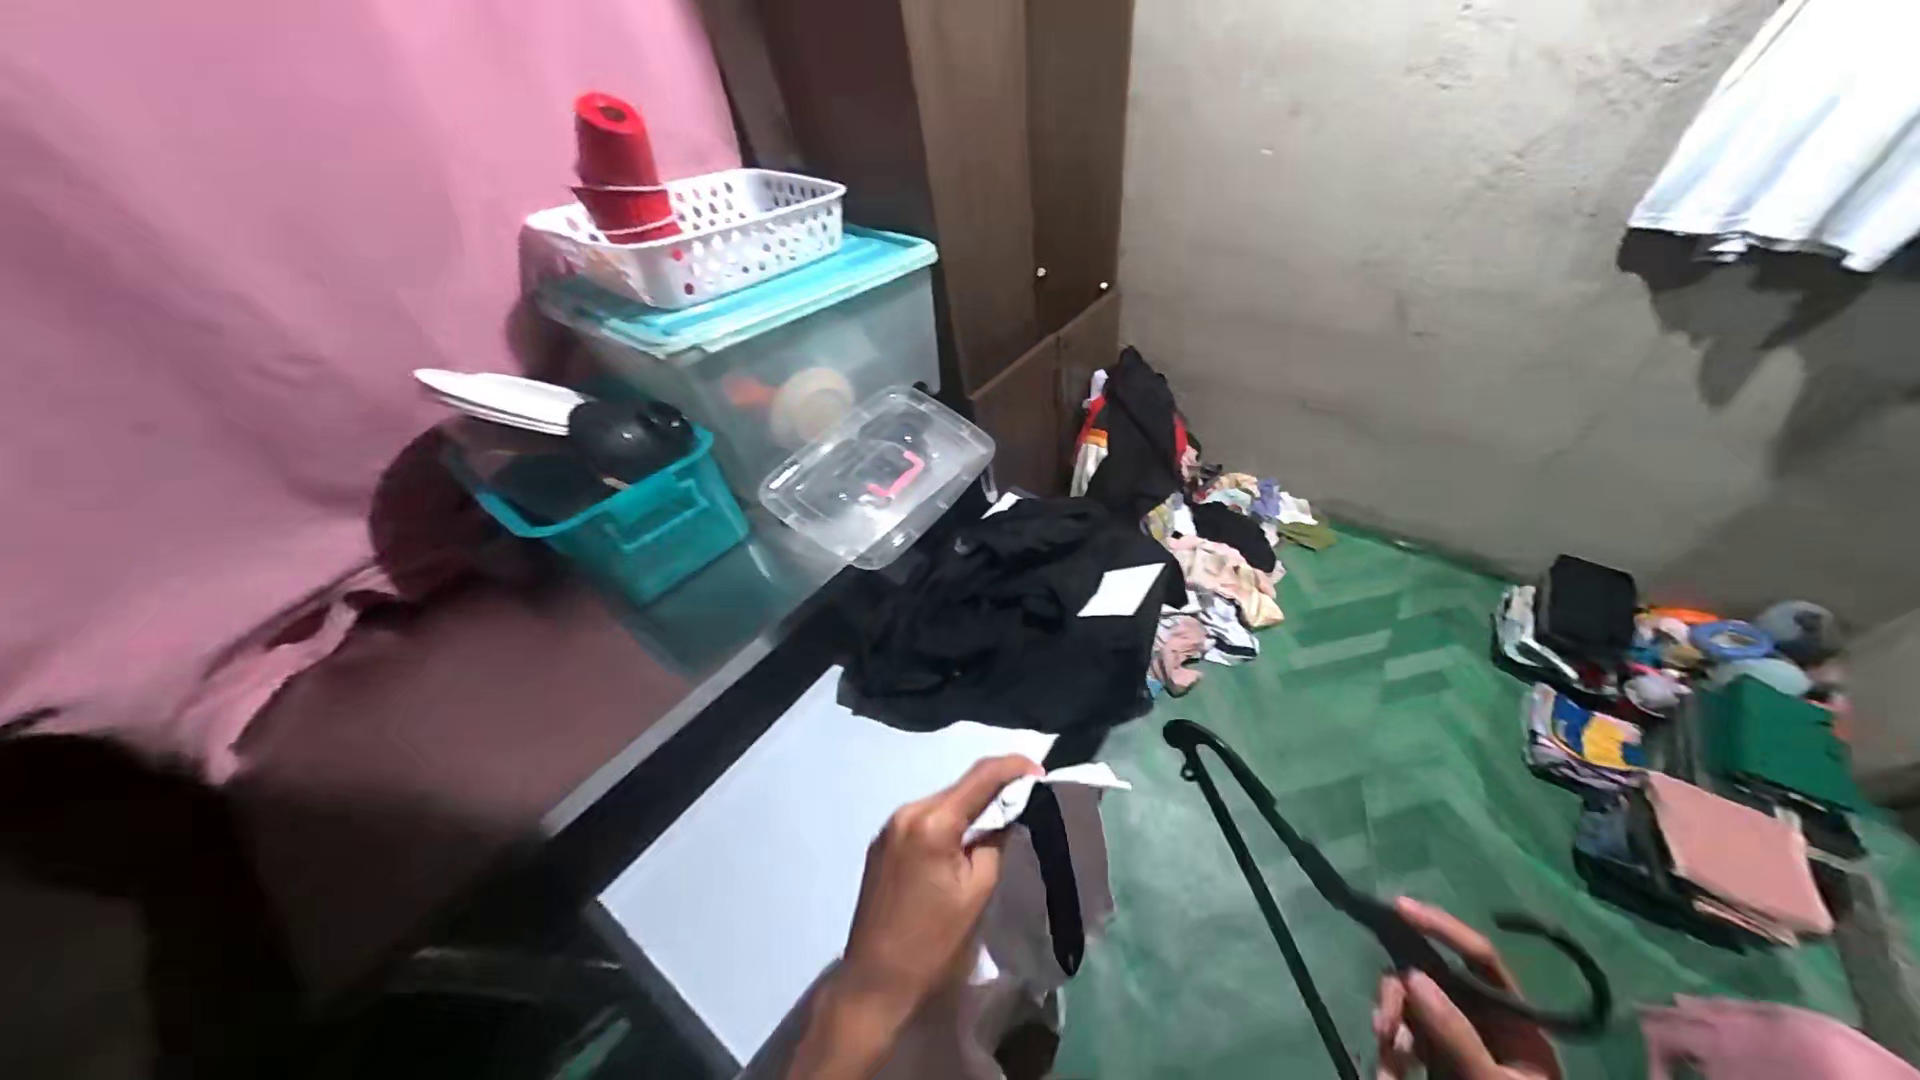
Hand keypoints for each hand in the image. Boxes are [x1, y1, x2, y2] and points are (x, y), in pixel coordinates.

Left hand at [837, 754, 1043, 1016]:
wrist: (875, 981)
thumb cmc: (933, 943)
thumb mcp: (977, 892)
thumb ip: (995, 842)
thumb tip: (1008, 814)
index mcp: (932, 821)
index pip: (980, 777)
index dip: (1013, 767)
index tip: (1040, 771)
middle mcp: (907, 811)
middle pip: (960, 787)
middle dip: (994, 788)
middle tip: (1026, 798)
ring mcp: (890, 825)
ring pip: (943, 801)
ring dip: (971, 806)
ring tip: (999, 821)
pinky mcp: (882, 841)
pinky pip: (925, 818)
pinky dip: (949, 821)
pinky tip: (963, 840)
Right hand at [1373, 898, 1561, 1079]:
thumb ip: (1457, 1035)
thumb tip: (1413, 975)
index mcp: (1517, 1021)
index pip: (1478, 956)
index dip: (1441, 926)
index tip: (1397, 907)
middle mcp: (1484, 1018)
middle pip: (1430, 975)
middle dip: (1400, 995)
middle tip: (1382, 1027)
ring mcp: (1457, 1036)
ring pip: (1408, 1003)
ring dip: (1391, 1028)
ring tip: (1386, 1065)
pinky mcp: (1434, 1057)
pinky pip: (1402, 1035)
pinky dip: (1390, 1053)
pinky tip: (1386, 1076)